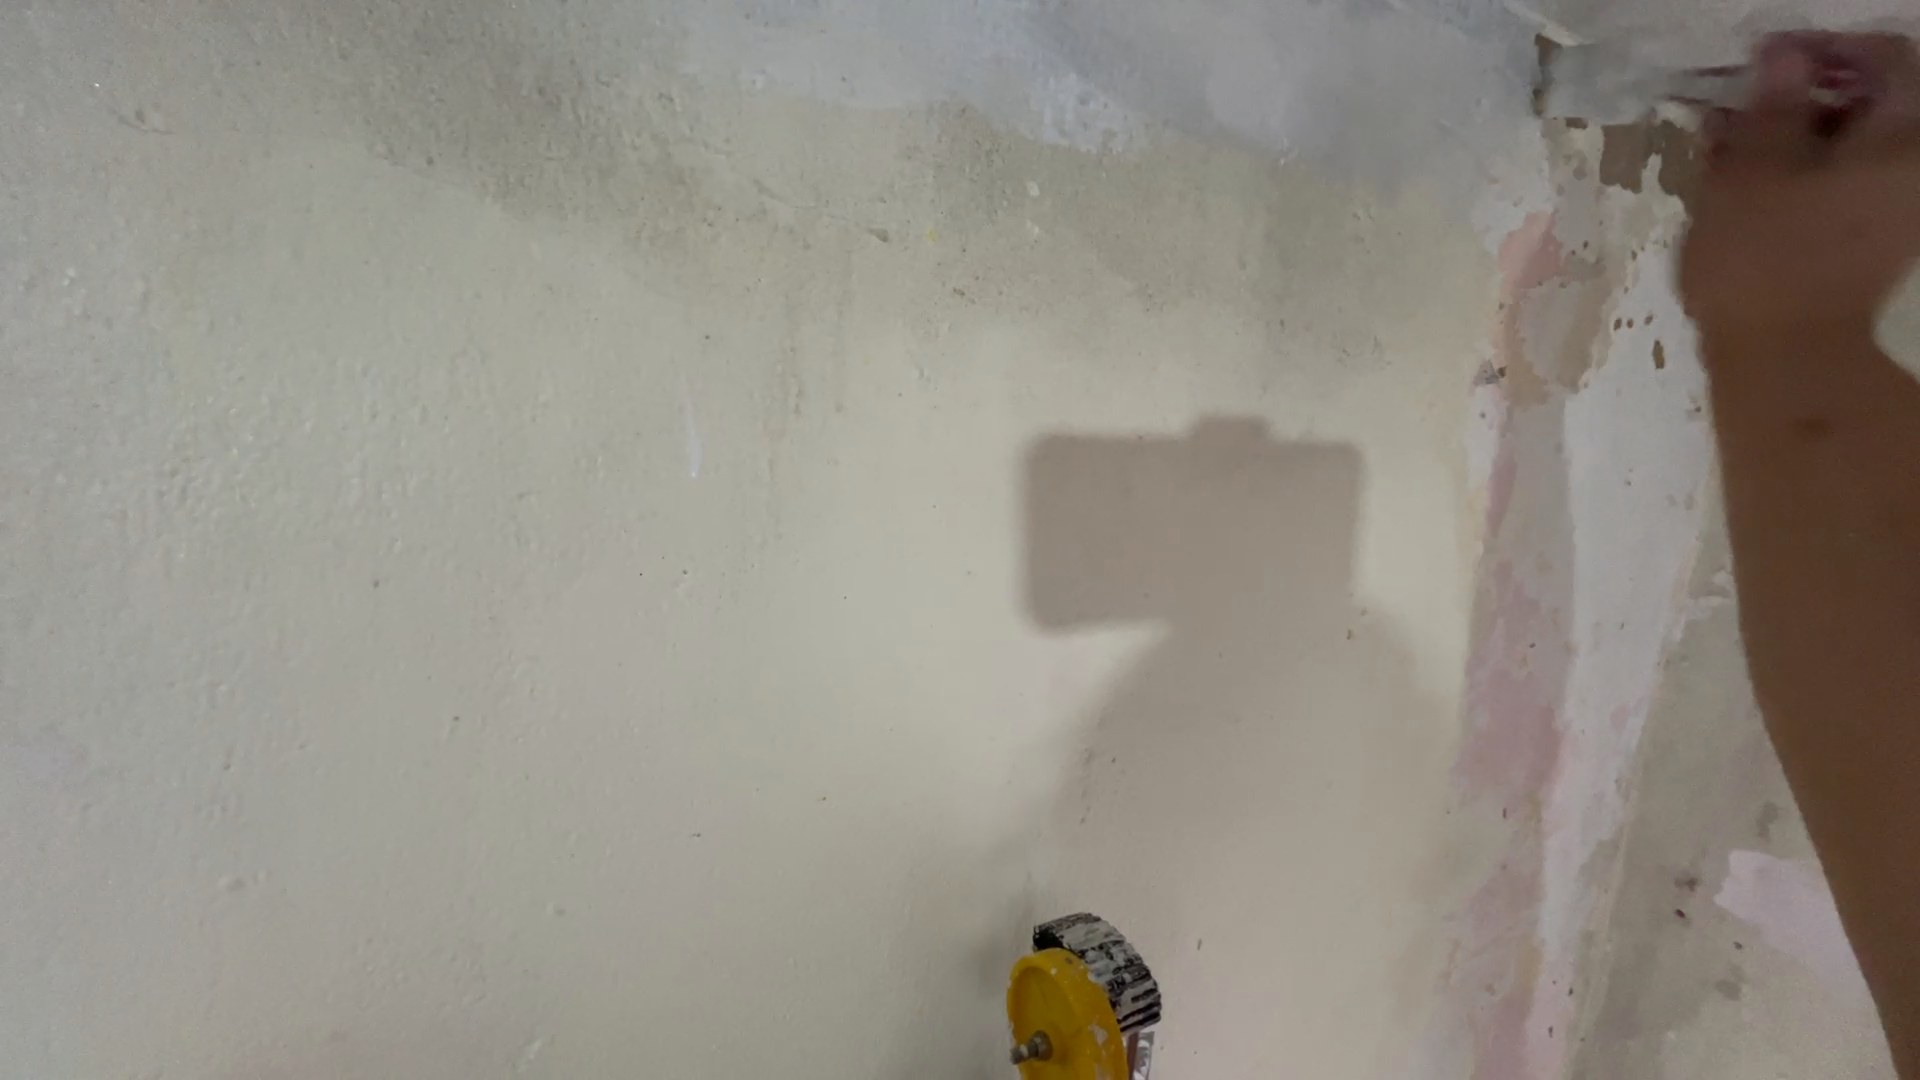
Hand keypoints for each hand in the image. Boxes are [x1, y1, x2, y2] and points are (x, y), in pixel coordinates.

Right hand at [1680, 32, 1919, 351]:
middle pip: (1871, 99)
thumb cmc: (1759, 259)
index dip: (1820, 48)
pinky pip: (1842, 181)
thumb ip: (1768, 113)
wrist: (1782, 350)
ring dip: (1792, 137)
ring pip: (1849, 144)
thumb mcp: (1747, 179)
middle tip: (1734, 107)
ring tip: (1727, 150)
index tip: (1760, 57)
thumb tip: (1781, 57)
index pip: (1883, 55)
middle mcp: (1919, 156)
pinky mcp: (1875, 233)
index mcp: (1903, 132)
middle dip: (1802, 95)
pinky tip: (1749, 187)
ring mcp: (1902, 198)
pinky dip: (1798, 172)